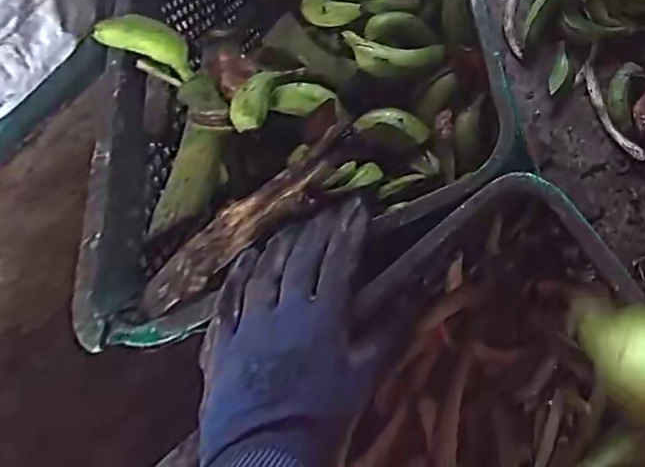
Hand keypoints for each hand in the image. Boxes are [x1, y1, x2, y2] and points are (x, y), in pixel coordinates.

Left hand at [199, 201, 386, 466]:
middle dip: (319, 227)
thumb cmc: (325, 414)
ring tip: (294, 226)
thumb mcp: (368, 370)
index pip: (339, 258)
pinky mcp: (222, 348)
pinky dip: (237, 276)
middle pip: (302, 257)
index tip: (360, 204)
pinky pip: (227, 302)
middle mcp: (286, 312)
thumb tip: (422, 288)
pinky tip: (247, 257)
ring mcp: (249, 328)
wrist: (265, 459)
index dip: (351, 228)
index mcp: (324, 315)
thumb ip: (395, 326)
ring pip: (264, 273)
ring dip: (281, 244)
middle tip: (331, 208)